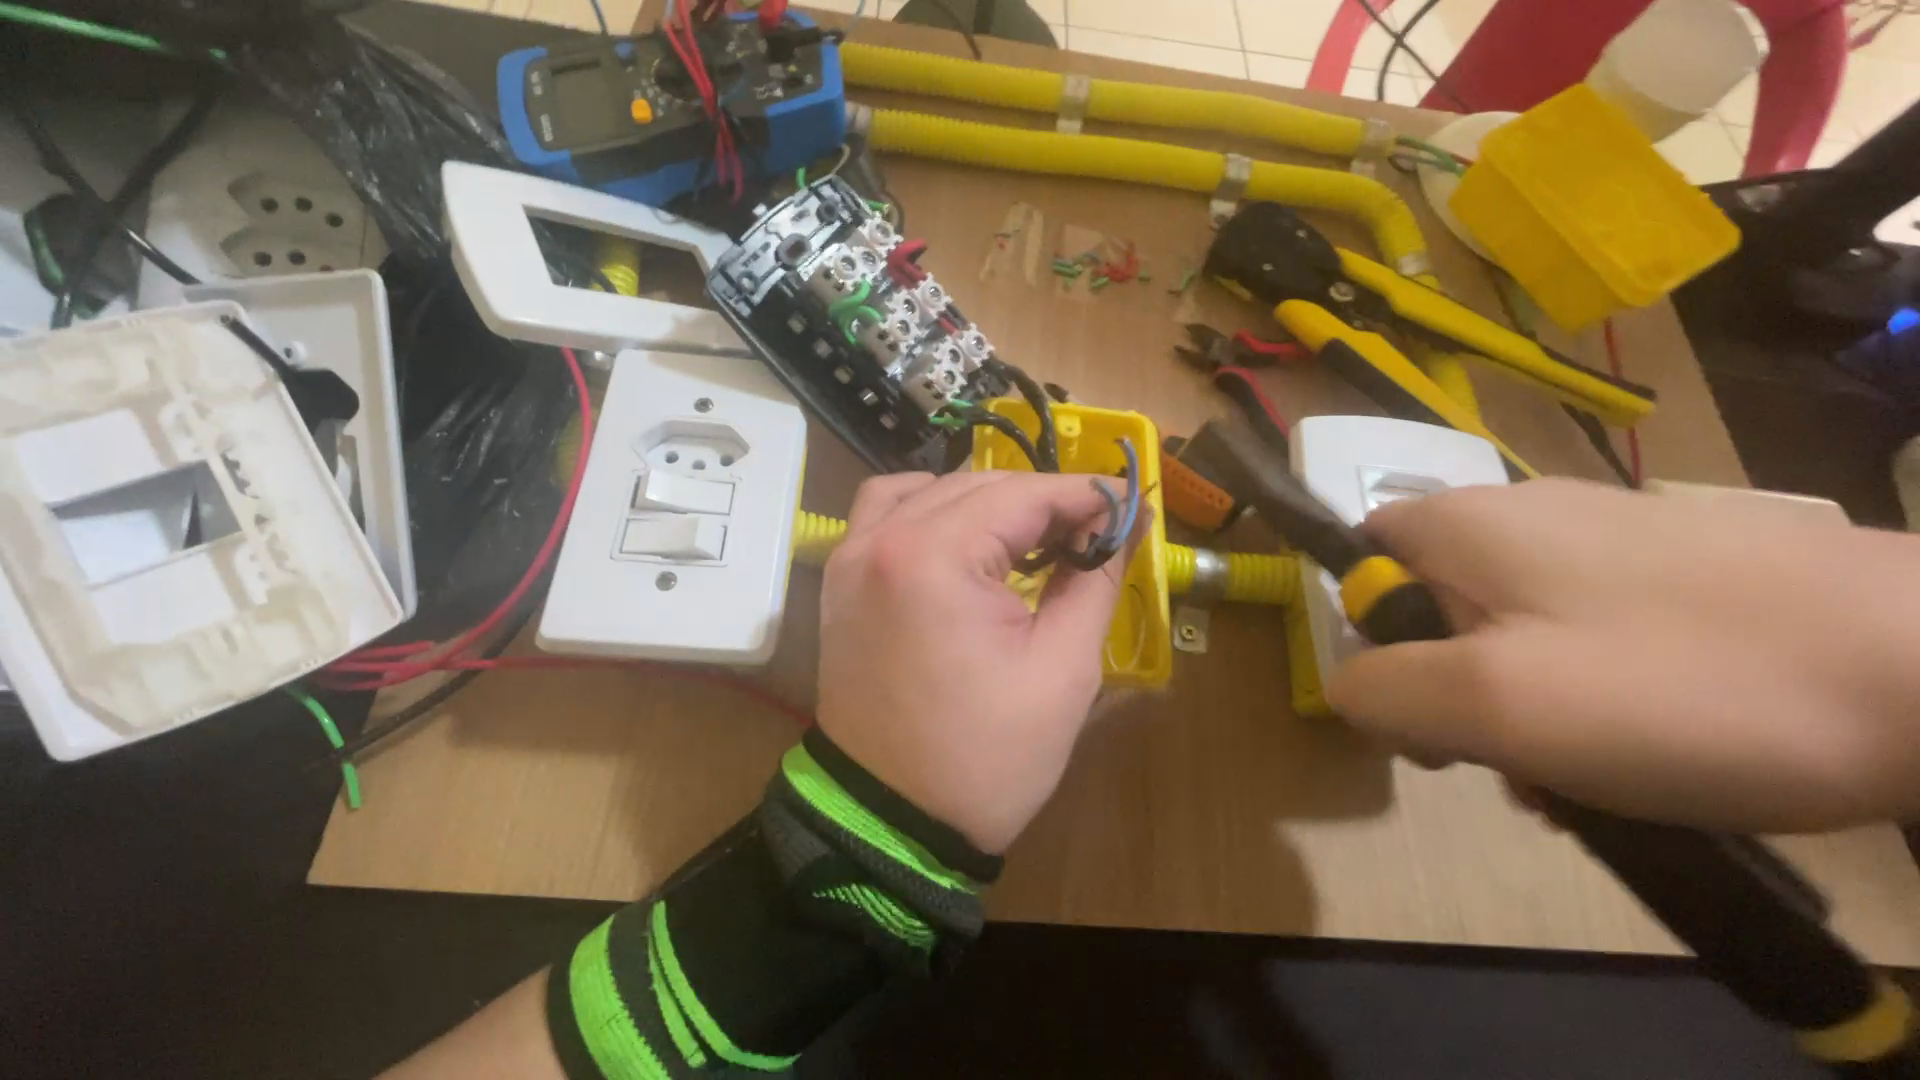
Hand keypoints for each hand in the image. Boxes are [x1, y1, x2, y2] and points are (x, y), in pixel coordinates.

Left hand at [815, 471, 1142, 853]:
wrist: (891, 820)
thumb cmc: (986, 756)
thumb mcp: (1063, 669)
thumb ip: (1094, 579)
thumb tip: (1121, 522)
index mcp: (932, 557)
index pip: (1024, 494)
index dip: (1086, 494)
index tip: (1133, 503)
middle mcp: (880, 538)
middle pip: (978, 484)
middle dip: (1043, 500)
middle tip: (1095, 532)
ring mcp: (850, 556)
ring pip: (931, 490)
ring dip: (989, 502)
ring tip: (1034, 537)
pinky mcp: (841, 579)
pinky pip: (885, 512)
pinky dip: (929, 507)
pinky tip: (963, 535)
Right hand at [1327, 478, 1919, 832]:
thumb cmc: (1686, 687)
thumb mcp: (1494, 702)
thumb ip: (1384, 689)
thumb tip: (1346, 682)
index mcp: (1466, 523)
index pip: (1358, 560)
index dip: (1369, 640)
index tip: (1427, 709)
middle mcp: (1525, 513)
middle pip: (1434, 604)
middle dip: (1451, 691)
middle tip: (1512, 762)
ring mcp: (1610, 538)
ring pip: (1511, 629)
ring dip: (1522, 707)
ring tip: (1589, 778)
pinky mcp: (1680, 572)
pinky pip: (1586, 635)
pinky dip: (1588, 695)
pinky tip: (1646, 751)